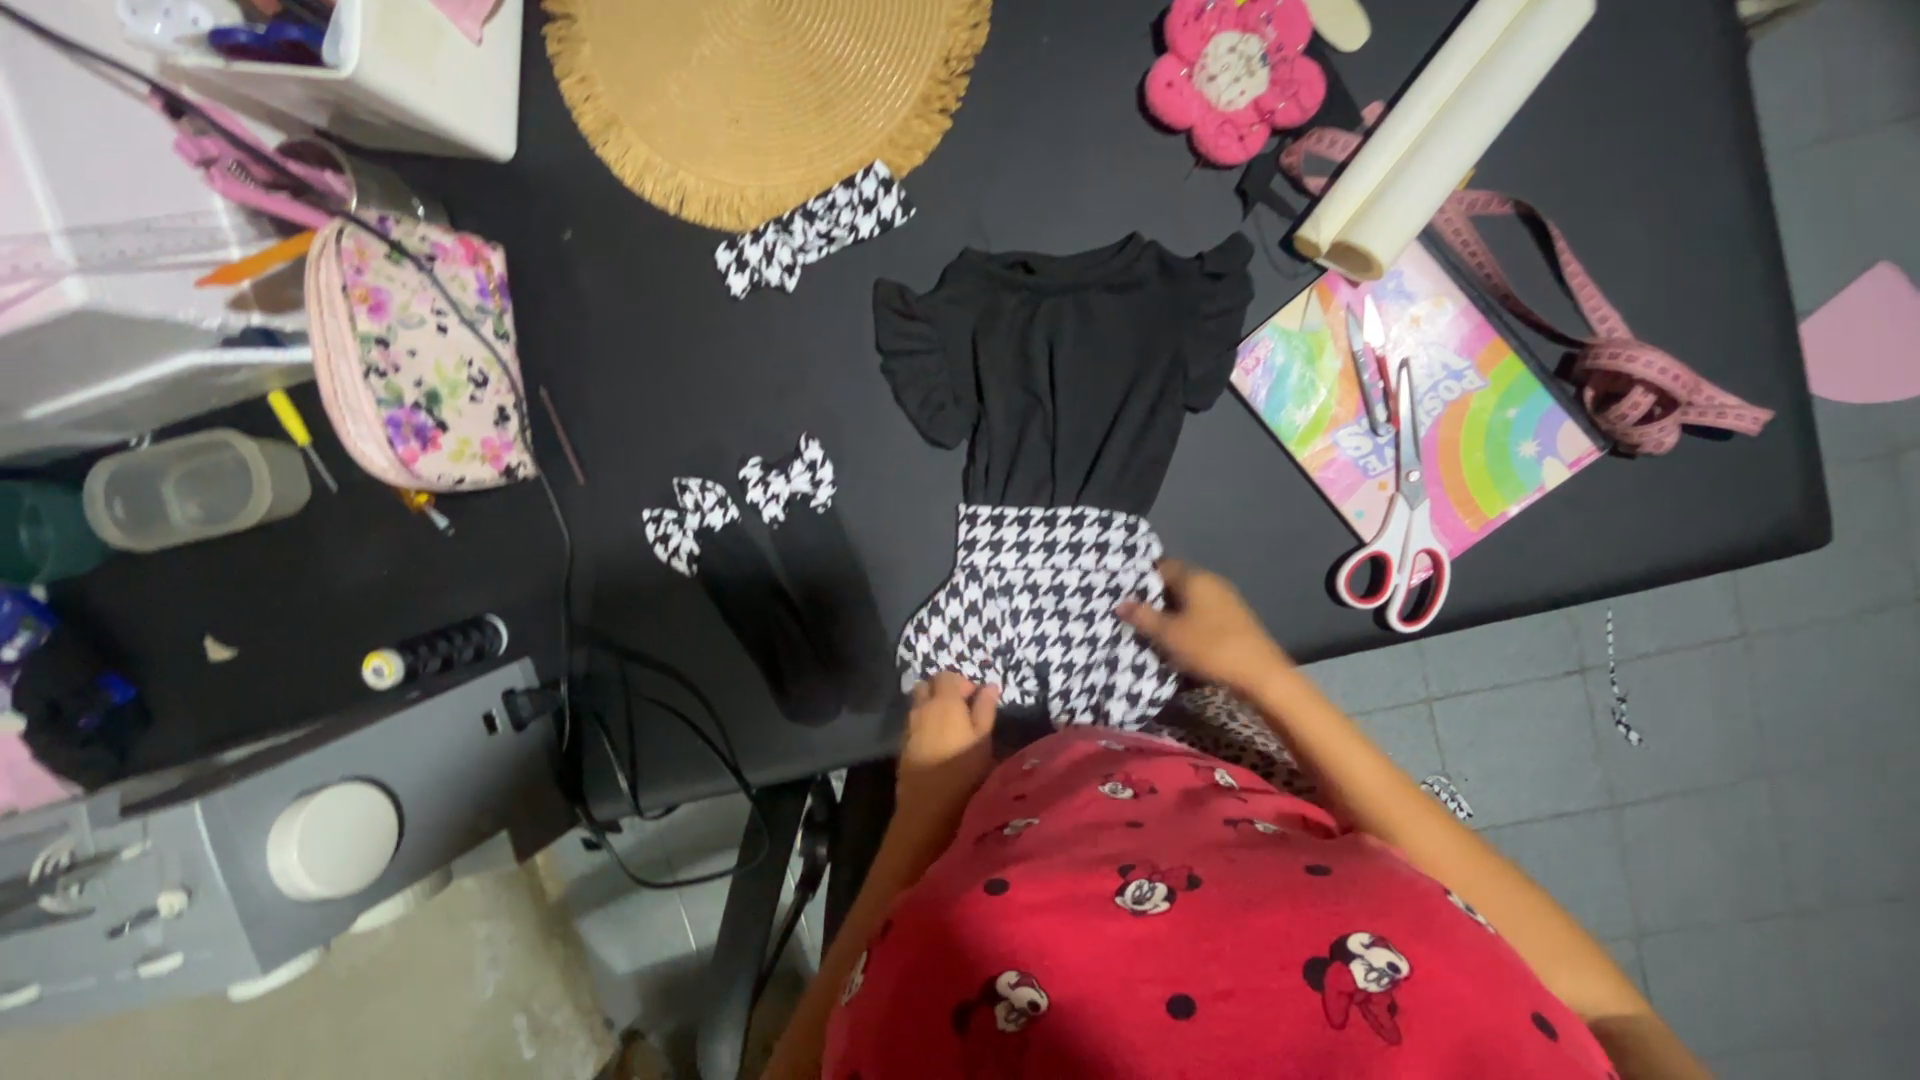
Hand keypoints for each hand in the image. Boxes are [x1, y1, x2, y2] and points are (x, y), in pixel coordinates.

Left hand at [895, 673, 1000, 827]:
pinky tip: (938, 740)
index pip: (947, 675)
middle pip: (927, 684)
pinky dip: (925, 721)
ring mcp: (909, 724)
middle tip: (962, 708)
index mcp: (943, 701)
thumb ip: (986, 708)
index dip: (962, 682)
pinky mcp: (903, 741)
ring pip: (918, 702)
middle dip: (943, 689)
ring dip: (932, 705)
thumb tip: (989, 686)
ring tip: (951, 725)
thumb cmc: (963, 769)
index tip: (975, 699)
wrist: (927, 803)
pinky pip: (914, 720)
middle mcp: (922, 707)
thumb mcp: (983, 738)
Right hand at [1118, 559, 1292, 694]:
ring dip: (1171, 613)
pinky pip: (1202, 613)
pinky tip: (1178, 640)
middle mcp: (1212, 582)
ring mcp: (1226, 600)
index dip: (1141, 578)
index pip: (1162, 566)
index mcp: (1195, 578)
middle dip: (1154, 597)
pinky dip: (1187, 622)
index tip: (1123, 592)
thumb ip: (1143, 617)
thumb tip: (1120, 603)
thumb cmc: (1210, 648)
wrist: (1261, 675)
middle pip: (1176, 582)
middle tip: (1132, 614)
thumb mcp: (1169, 634)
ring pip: (1189, 600)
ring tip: (1150, 630)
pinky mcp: (1234, 619)